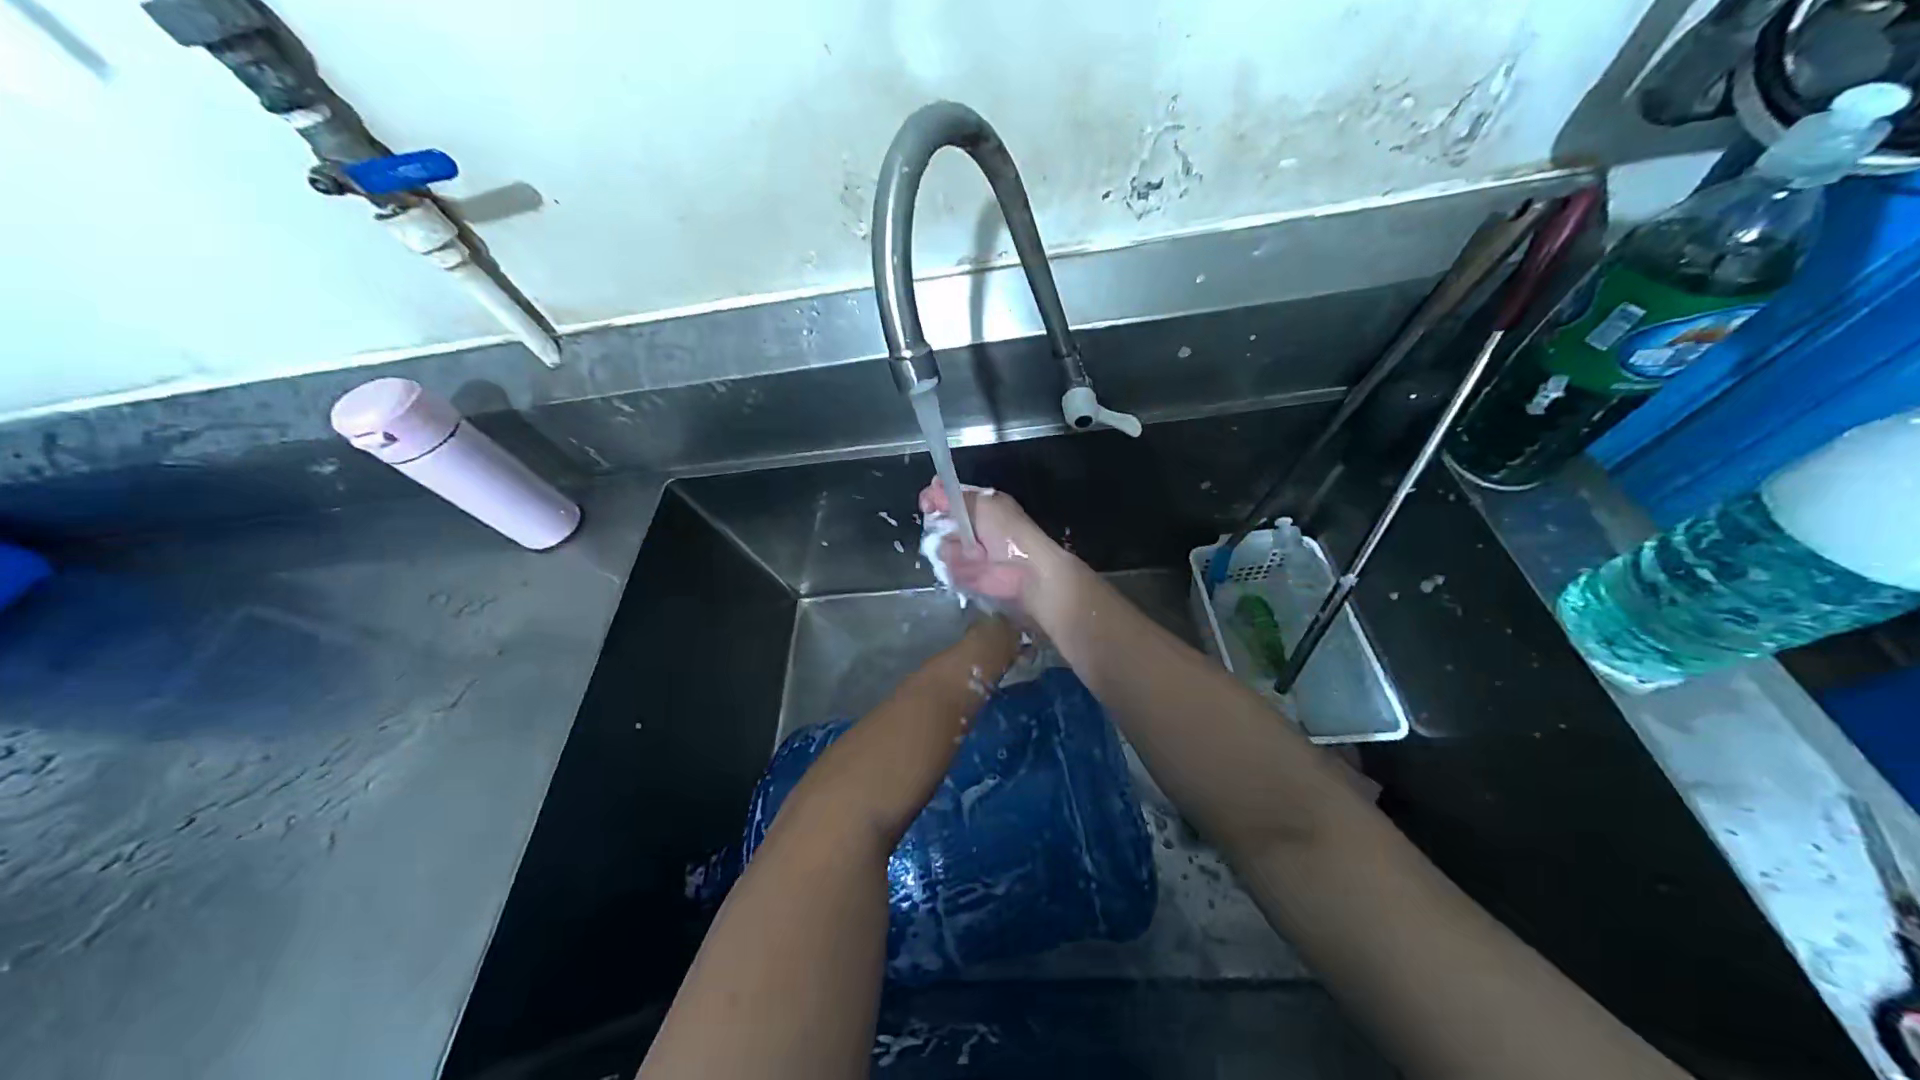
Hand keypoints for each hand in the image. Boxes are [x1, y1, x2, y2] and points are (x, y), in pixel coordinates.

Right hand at [917, 481, 1077, 615]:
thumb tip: (933, 484)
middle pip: (938, 523)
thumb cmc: (1009, 533)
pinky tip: (972, 568)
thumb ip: (955, 497)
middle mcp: (970, 527)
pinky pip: (946, 568)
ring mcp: (966, 552)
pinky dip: (957, 568)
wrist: (1027, 571)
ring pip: (940, 546)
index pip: (946, 499)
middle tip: (961, 535)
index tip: (927, 505)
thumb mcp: (984, 506)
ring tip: (975, 555)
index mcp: (979, 506)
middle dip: (942, 528)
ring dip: (954, 551)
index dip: (934, 500)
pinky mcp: (964, 574)